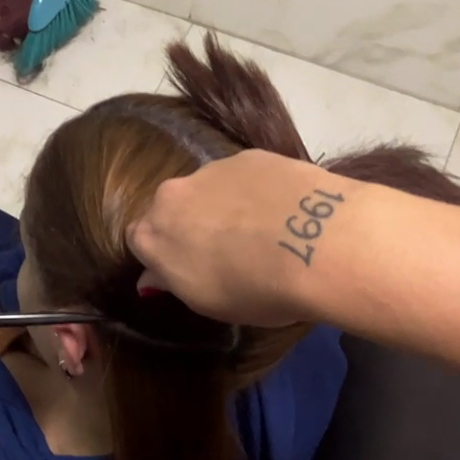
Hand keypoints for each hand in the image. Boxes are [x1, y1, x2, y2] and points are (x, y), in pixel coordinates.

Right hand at [126, 149, 348, 326]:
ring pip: (208, 190)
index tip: (189, 271)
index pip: (140, 242)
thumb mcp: (207, 303)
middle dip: (190, 226)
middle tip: (226, 253)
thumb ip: (173, 283)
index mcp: (151, 235)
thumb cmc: (255, 289)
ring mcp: (211, 170)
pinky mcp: (250, 155)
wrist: (320, 245)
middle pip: (172, 210)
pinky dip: (256, 192)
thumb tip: (152, 276)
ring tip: (264, 233)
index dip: (164, 256)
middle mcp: (171, 195)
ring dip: (223, 207)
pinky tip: (285, 213)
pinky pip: (244, 177)